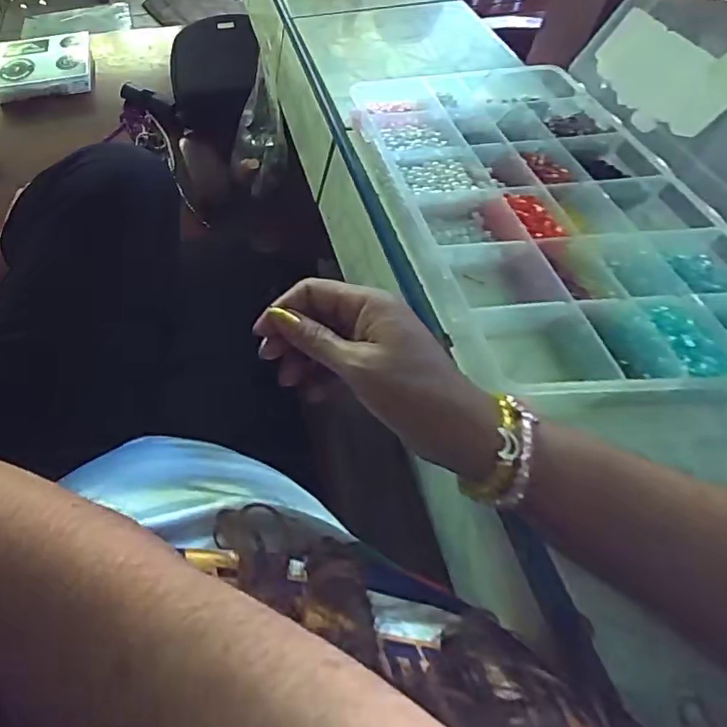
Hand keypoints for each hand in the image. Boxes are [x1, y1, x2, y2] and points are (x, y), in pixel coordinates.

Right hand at [253, 279, 500, 481]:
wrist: (465, 435)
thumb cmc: (412, 394)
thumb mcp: (355, 366)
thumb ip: (313, 339)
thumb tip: (276, 317)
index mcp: (369, 304)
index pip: (312, 291)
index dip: (283, 309)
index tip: (261, 335)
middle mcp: (370, 314)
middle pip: (315, 314)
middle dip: (290, 336)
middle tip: (269, 361)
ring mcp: (374, 339)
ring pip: (323, 338)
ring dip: (302, 358)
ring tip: (288, 382)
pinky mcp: (376, 363)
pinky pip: (338, 358)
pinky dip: (321, 372)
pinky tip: (311, 392)